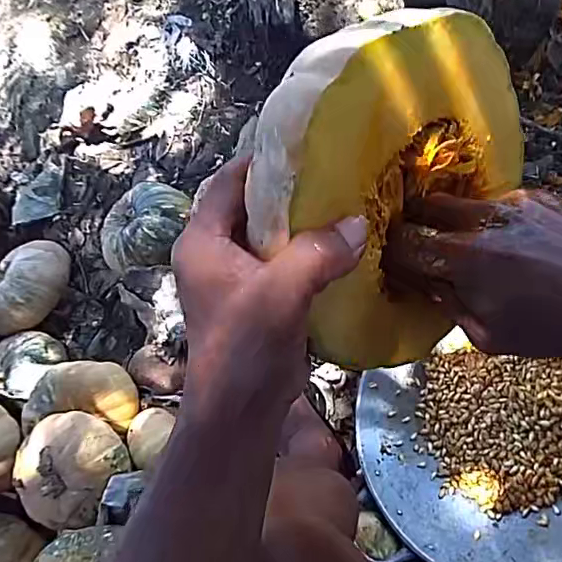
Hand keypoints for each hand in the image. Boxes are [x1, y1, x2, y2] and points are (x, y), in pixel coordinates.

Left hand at [174, 156, 367, 414]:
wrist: (240, 412)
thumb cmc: (245, 347)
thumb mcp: (281, 292)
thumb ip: (319, 253)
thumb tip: (359, 223)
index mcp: (203, 242)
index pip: (228, 184)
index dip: (261, 162)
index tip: (304, 149)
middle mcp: (215, 255)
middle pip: (253, 209)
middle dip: (291, 194)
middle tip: (335, 178)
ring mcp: (237, 280)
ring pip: (273, 239)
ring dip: (305, 227)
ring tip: (345, 210)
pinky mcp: (260, 302)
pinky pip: (286, 265)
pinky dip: (311, 255)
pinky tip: (342, 251)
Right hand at [384, 190, 561, 357]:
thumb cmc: (553, 328)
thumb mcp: (490, 337)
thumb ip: (449, 306)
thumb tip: (426, 285)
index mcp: (465, 259)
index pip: (407, 244)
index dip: (392, 252)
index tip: (390, 259)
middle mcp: (483, 221)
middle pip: (426, 205)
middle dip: (414, 222)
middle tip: (416, 242)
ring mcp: (513, 203)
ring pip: (461, 199)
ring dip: (450, 217)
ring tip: (462, 241)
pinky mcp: (538, 197)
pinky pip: (498, 201)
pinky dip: (489, 218)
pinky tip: (507, 241)